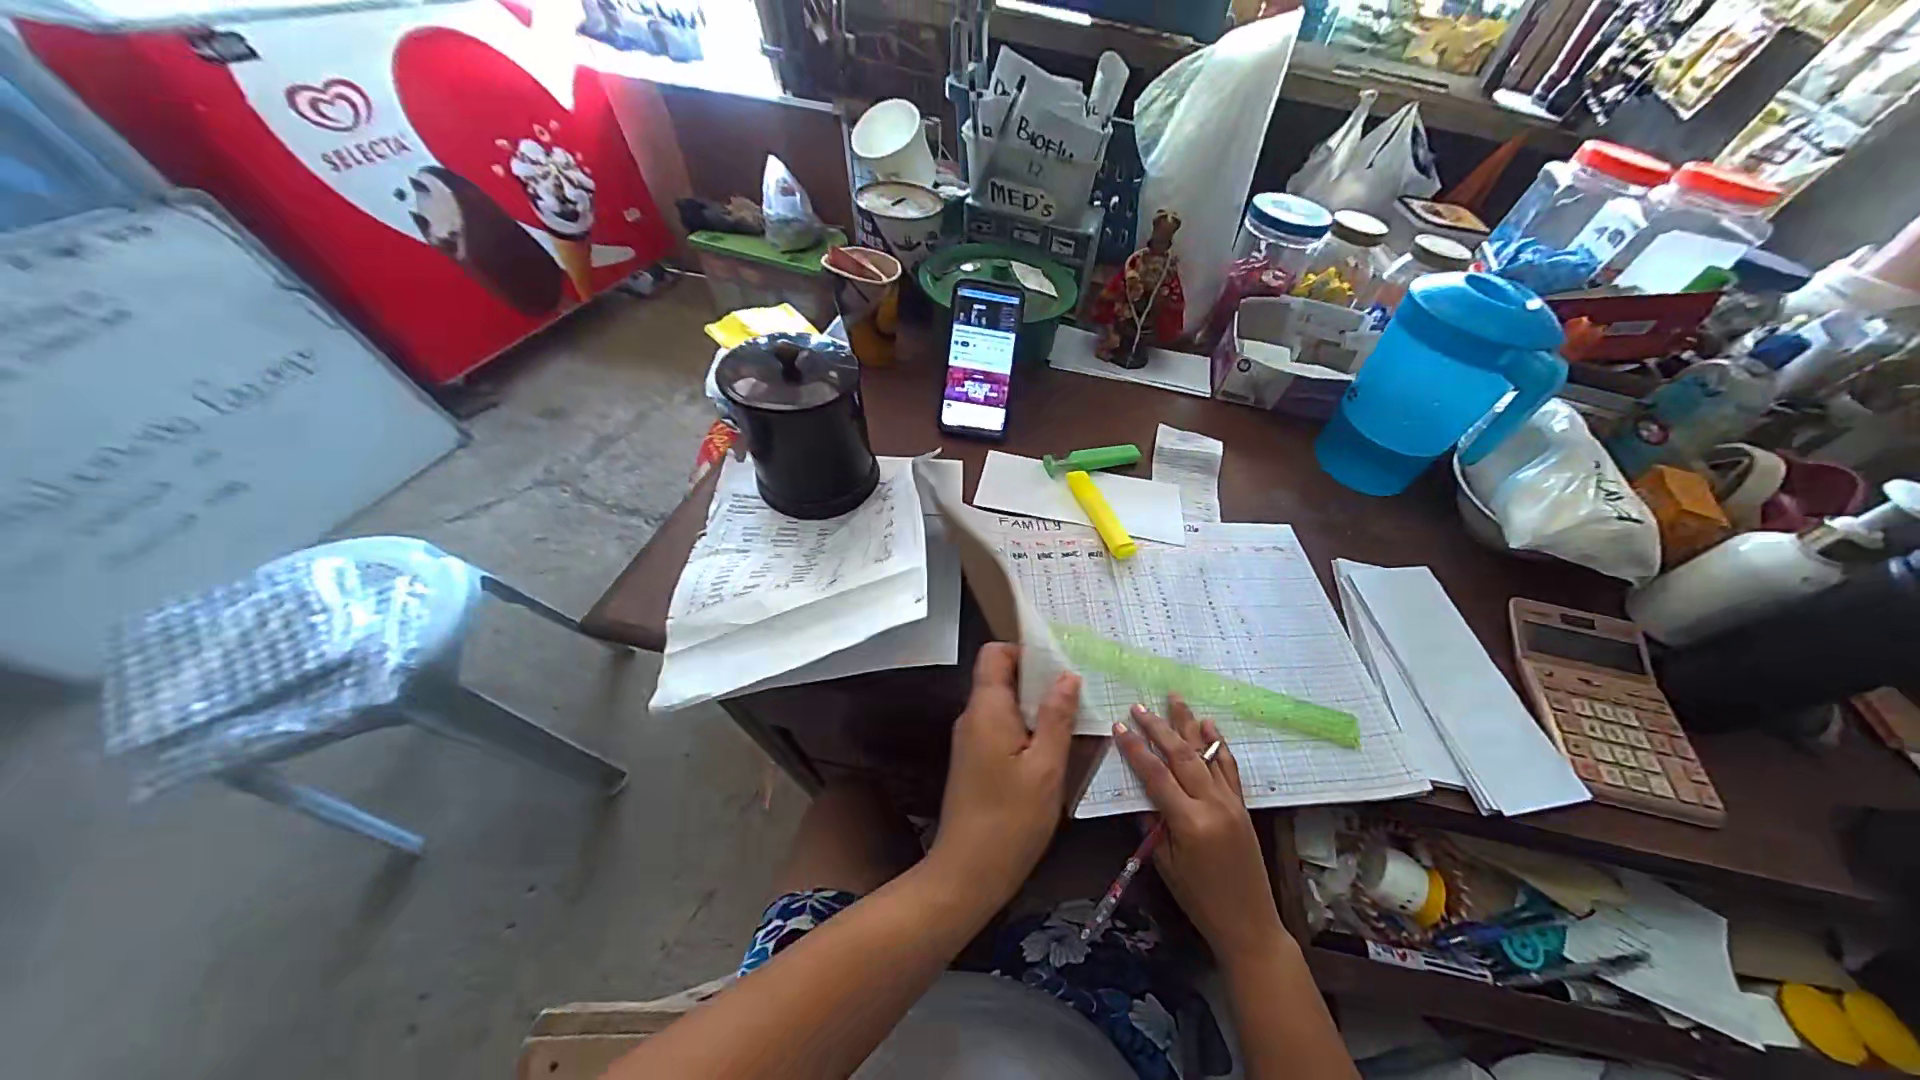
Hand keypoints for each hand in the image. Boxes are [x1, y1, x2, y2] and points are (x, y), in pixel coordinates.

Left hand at [930, 644, 1079, 909]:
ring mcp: (971, 739)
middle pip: (1002, 677)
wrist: (968, 871)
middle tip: (1080, 690)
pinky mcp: (975, 760)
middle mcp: (973, 717)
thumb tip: (1066, 675)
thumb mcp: (1045, 767)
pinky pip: (1002, 727)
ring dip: (1037, 707)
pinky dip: (1027, 728)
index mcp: (986, 709)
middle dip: (1039, 679)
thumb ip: (1056, 717)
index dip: (1026, 651)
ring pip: (1005, 704)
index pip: (995, 653)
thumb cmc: (1011, 819)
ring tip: (1075, 717)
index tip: (1062, 664)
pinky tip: (1055, 747)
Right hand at [1114, 698, 1290, 961]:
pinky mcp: (1242, 805)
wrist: (1249, 922)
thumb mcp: (1166, 863)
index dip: (1135, 748)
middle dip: (1158, 727)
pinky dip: (1218, 744)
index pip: (1155, 774)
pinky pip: (1229, 767)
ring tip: (1174, 698)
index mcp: (1188, 821)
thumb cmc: (1199, 899)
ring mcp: (1230, 802)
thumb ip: (1151, 823)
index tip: (1119, 726)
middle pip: (1181, 755)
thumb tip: (1140, 792)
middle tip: (1139, 706)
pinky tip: (1209, 726)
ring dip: (1188, 724)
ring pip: (1206, 753)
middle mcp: (1212, 804)